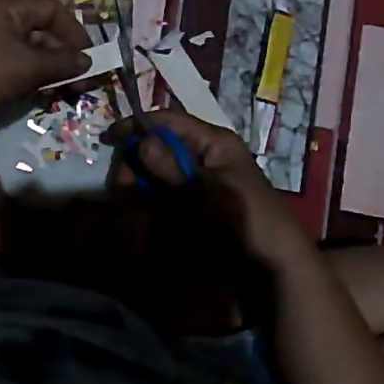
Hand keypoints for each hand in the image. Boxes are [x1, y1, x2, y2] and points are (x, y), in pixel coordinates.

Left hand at [0, 0, 91, 118]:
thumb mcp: (29, 65)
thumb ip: (62, 62)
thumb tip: (89, 62)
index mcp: (9, 7)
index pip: (52, 9)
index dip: (74, 31)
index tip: (89, 55)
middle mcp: (3, 21)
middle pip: (45, 33)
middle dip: (67, 56)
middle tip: (85, 81)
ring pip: (35, 53)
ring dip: (55, 71)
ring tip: (73, 91)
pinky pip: (22, 68)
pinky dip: (38, 79)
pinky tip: (52, 94)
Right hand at [107, 109, 298, 249]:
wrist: (274, 264)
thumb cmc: (246, 221)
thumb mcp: (208, 192)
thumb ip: (173, 168)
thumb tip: (141, 142)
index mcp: (214, 142)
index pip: (168, 120)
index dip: (137, 126)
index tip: (108, 140)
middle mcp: (206, 153)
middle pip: (159, 143)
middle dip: (136, 160)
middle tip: (121, 187)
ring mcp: (201, 177)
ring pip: (158, 167)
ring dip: (142, 181)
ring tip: (131, 201)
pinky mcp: (197, 199)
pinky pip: (166, 189)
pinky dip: (152, 196)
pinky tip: (146, 209)